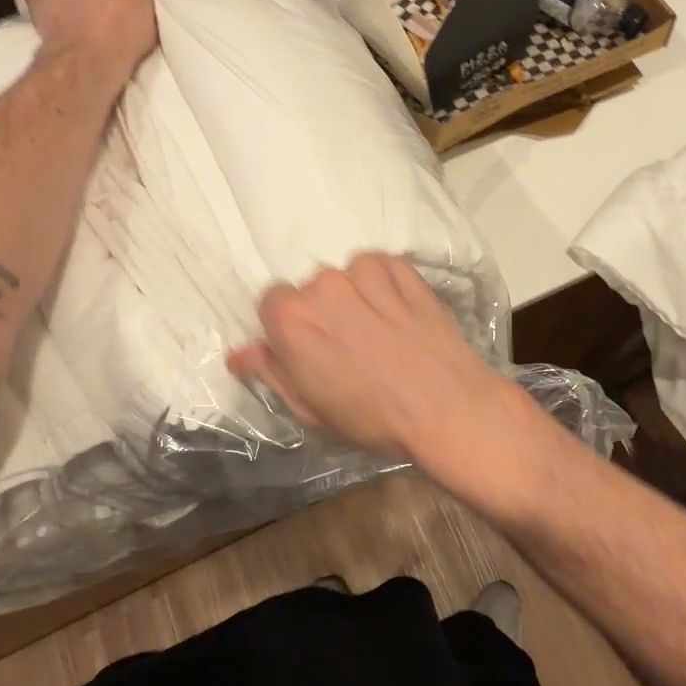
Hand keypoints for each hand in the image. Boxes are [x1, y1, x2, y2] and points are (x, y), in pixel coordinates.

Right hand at [227, 254, 525, 462]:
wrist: (446, 407)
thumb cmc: (373, 418)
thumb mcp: (310, 408)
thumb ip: (272, 372)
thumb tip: (239, 353)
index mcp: (292, 319)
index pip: (271, 302)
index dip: (287, 327)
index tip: (306, 349)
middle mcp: (325, 286)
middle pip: (311, 288)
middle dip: (323, 311)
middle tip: (347, 346)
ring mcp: (367, 273)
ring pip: (348, 274)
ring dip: (355, 294)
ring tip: (378, 330)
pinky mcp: (405, 270)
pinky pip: (382, 266)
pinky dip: (385, 282)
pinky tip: (398, 312)